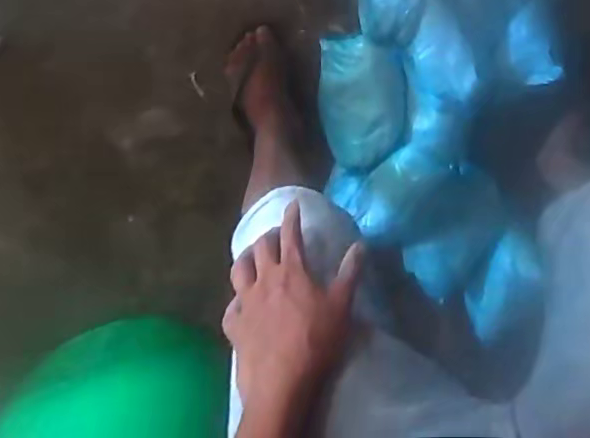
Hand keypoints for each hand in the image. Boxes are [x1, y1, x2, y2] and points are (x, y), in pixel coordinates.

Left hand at [223, 200, 362, 433]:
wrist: (281, 385)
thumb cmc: (316, 340)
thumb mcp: (342, 304)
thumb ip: (350, 272)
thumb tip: (359, 245)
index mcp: (292, 271)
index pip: (290, 235)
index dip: (291, 217)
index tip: (293, 205)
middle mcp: (265, 281)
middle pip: (259, 249)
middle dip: (267, 237)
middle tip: (277, 236)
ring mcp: (245, 305)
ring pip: (238, 272)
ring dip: (246, 260)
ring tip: (254, 260)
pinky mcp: (233, 329)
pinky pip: (229, 307)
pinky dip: (236, 300)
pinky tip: (241, 305)